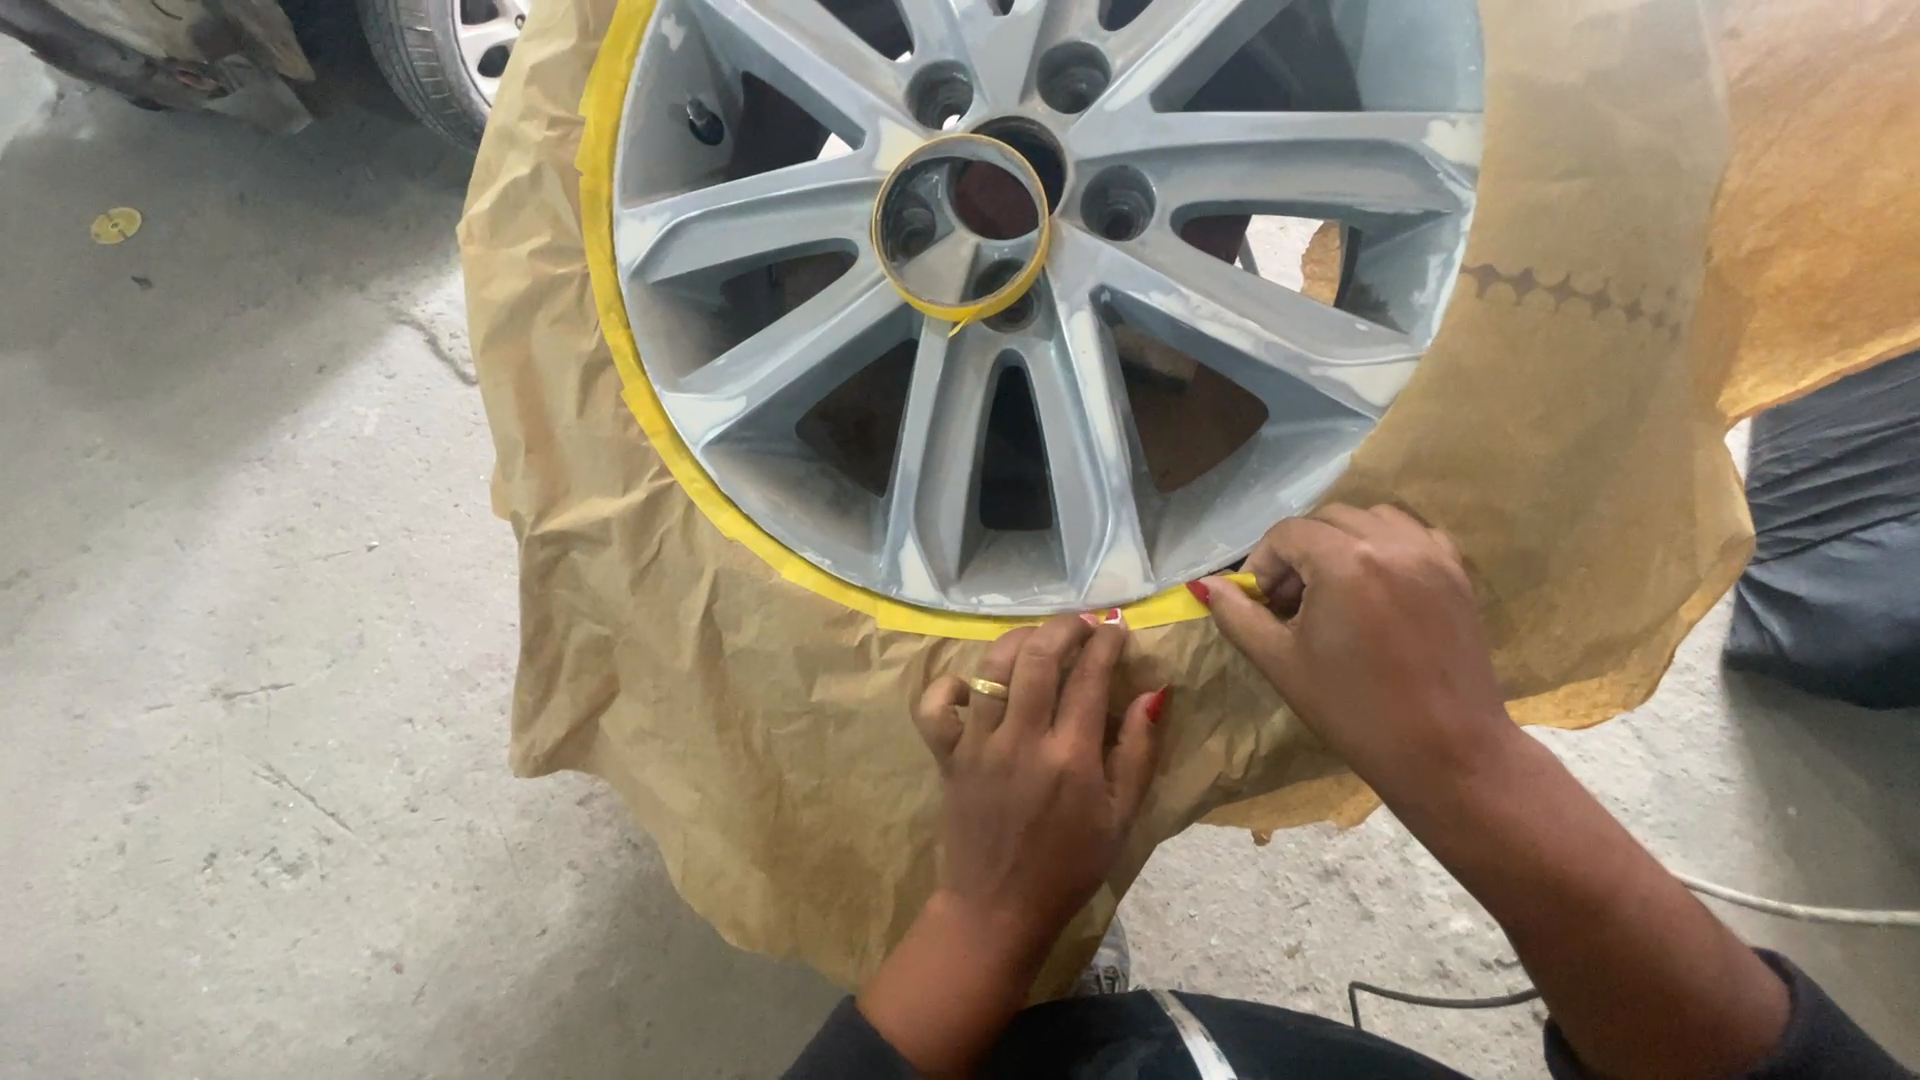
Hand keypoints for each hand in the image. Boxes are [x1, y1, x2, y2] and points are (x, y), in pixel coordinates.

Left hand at [912, 614, 1165, 960]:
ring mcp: (979, 746)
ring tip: (1038, 638)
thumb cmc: (1069, 867)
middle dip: (1063, 627)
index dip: (1106, 643)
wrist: (999, 909)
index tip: (1116, 630)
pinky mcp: (947, 757)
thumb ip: (1138, 752)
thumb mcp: (1121, 818)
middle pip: (1038, 657)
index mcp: (1071, 757)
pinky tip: (971, 684)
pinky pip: (935, 707)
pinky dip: (948, 686)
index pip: (1090, 677)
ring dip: (1017, 640)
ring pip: (991, 669)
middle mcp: (1022, 741)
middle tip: (1080, 623)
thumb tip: (1154, 693)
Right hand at [1195, 504, 1514, 799]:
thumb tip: (1205, 585)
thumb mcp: (1280, 662)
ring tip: (1333, 589)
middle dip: (1299, 551)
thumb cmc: (1353, 710)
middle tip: (1291, 602)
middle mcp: (1391, 543)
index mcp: (1345, 562)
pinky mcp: (1457, 574)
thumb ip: (1238, 615)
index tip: (1260, 605)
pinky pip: (1413, 534)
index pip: (1287, 534)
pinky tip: (1375, 585)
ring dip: (1341, 541)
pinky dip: (1386, 545)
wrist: (1446, 752)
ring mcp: (1431, 555)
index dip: (1262, 565)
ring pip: (1371, 518)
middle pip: (1326, 520)